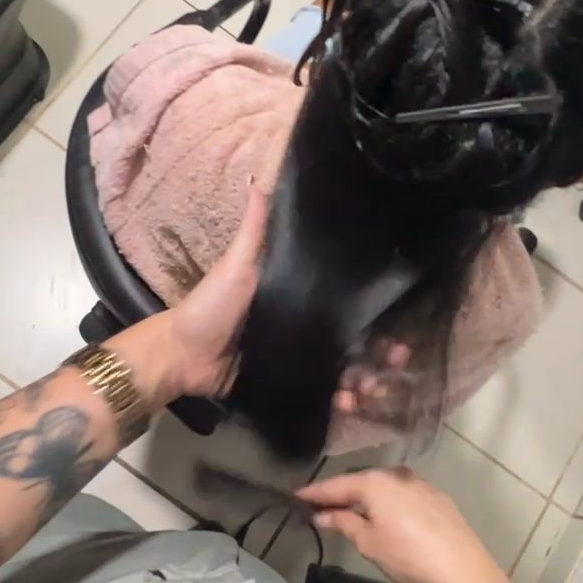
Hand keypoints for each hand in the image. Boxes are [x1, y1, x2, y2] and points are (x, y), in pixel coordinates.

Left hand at [118, 189, 416, 406]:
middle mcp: (308, 326)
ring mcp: (300, 358)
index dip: (379, 315)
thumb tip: (260, 177)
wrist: (181, 357)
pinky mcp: (289, 385)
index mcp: (302, 295)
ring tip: (367, 389)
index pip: (350, 303)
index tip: (402, 324)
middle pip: (357, 341)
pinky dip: (338, 401)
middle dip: (382, 354)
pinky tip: (346, 405)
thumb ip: (254, 230)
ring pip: (345, 371)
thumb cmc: (209, 307)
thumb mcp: (236, 266)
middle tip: (397, 360)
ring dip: (364, 382)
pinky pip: (320, 394)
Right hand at [296, 467, 512, 582]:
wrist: (464, 570)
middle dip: (340, 494)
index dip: (315, 492)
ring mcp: (420, 484)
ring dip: (365, 499)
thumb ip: (343, 522)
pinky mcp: (438, 499)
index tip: (295, 496)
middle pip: (360, 482)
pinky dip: (388, 503)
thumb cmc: (408, 556)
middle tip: (320, 507)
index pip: (336, 484)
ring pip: (384, 488)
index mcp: (375, 482)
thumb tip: (321, 514)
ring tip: (351, 513)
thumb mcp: (368, 543)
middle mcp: (397, 475)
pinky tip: (385, 517)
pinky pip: (402, 496)